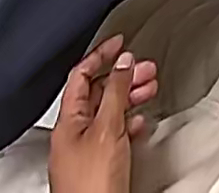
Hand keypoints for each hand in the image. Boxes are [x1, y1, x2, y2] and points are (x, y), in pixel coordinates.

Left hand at [49, 35, 158, 192]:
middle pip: (98, 91)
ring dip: (130, 94)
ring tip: (150, 87)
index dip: (100, 54)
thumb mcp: (107, 127)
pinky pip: (116, 130)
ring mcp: (86, 149)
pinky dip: (130, 119)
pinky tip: (141, 120)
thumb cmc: (92, 185)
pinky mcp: (100, 163)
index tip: (120, 40)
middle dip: (123, 75)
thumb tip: (123, 62)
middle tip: (144, 67)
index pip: (81, 75)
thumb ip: (116, 91)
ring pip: (109, 109)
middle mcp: (74, 134)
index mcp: (68, 122)